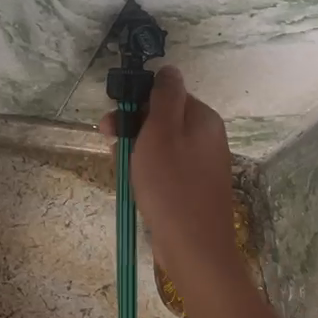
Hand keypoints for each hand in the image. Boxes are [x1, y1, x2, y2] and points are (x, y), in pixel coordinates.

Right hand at [98, 65, 240, 289]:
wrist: (194, 249)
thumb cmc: (171, 187)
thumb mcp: (161, 133)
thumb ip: (164, 97)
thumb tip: (169, 68)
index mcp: (203, 118)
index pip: (165, 94)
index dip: (137, 103)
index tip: (114, 121)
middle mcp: (207, 137)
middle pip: (162, 119)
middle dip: (133, 129)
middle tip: (111, 143)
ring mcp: (202, 165)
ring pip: (160, 145)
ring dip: (136, 152)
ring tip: (124, 170)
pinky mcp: (194, 188)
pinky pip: (165, 168)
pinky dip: (147, 172)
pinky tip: (136, 186)